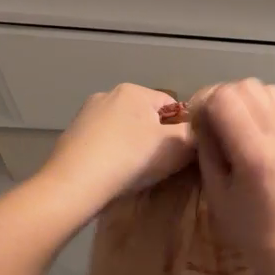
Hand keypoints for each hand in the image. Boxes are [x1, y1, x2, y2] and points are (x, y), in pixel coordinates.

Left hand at [43, 83, 194, 201]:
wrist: (75, 183)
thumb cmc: (132, 159)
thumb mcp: (178, 146)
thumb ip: (196, 134)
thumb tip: (201, 130)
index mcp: (135, 91)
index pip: (173, 105)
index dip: (182, 130)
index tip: (181, 154)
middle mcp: (109, 94)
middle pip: (147, 116)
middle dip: (156, 137)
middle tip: (161, 165)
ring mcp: (87, 114)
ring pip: (124, 129)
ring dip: (133, 146)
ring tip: (135, 171)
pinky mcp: (72, 134)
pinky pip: (104, 141)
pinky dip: (112, 153)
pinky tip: (113, 172)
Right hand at [194, 79, 274, 274]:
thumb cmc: (250, 230)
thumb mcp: (217, 192)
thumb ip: (208, 148)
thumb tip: (201, 118)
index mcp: (255, 153)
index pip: (225, 97)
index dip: (204, 103)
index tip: (198, 125)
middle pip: (244, 86)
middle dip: (221, 97)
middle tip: (212, 124)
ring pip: (263, 88)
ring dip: (242, 98)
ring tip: (233, 125)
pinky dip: (261, 105)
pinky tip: (252, 129)